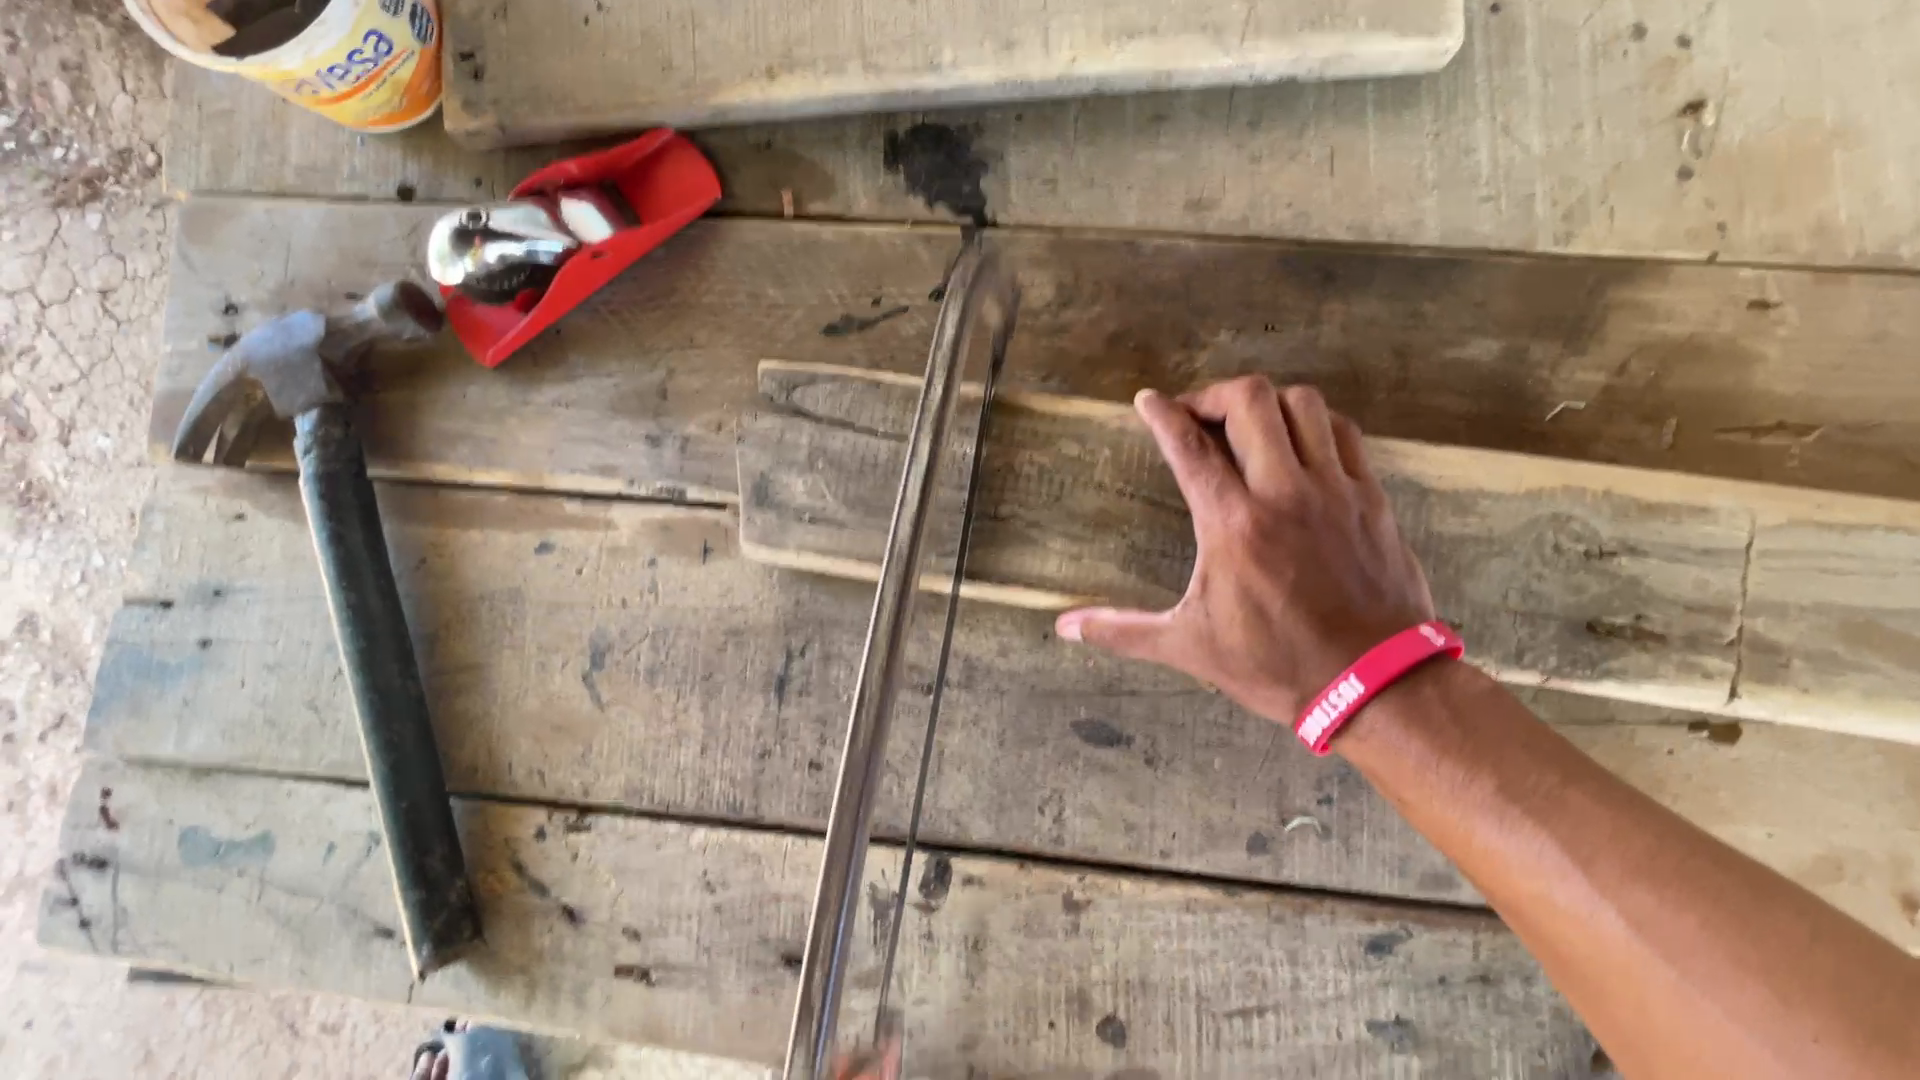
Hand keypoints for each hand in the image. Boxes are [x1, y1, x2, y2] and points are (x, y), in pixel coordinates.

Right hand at [1056, 377, 1436, 726]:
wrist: (1375, 685)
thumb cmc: (1276, 665)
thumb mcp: (1189, 646)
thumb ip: (1122, 630)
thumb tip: (1064, 628)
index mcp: (1232, 524)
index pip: (1188, 446)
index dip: (1161, 413)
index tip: (1146, 401)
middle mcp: (1283, 493)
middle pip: (1249, 401)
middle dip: (1212, 395)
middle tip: (1194, 416)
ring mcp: (1333, 490)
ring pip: (1302, 404)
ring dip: (1265, 403)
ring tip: (1245, 425)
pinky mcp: (1370, 498)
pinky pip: (1343, 433)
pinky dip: (1315, 424)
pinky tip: (1298, 444)